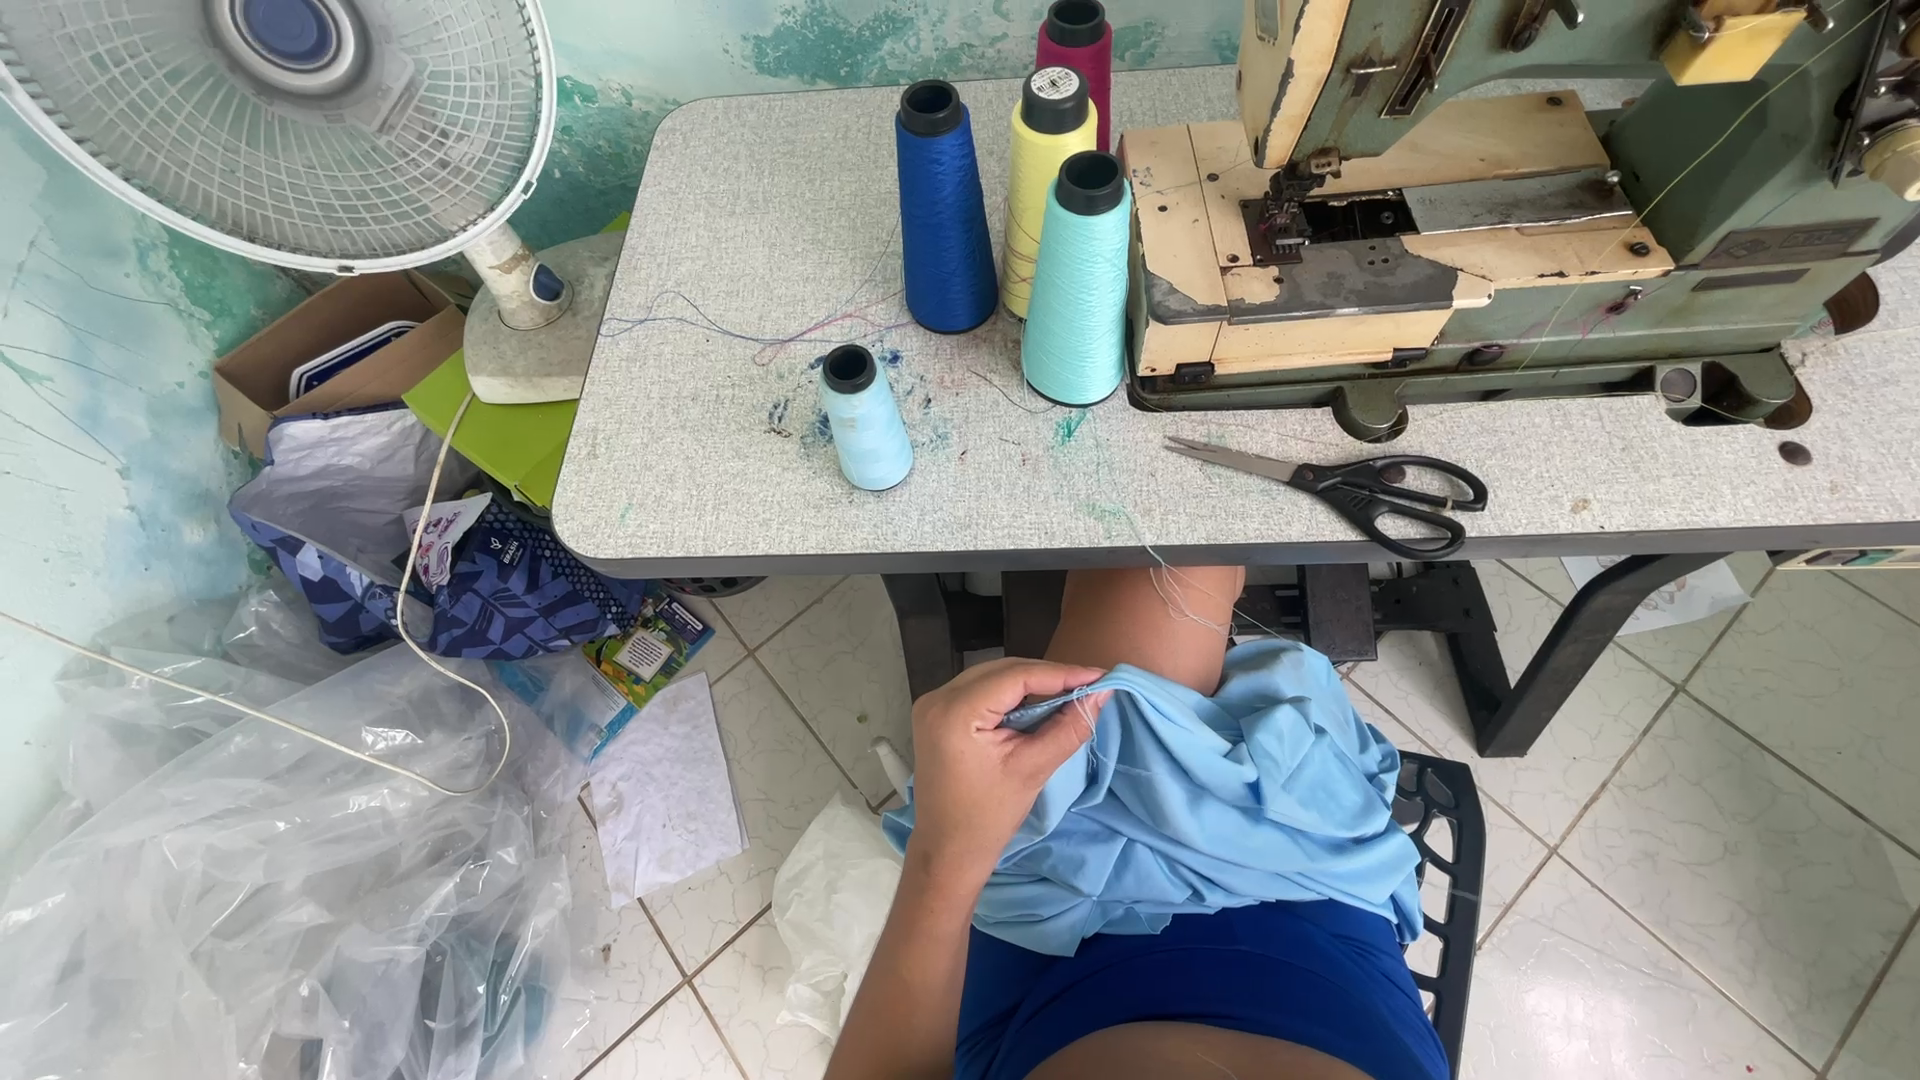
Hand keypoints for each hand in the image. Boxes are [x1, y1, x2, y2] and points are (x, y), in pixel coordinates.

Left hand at [906, 658, 1109, 882]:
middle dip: (1046, 676)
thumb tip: (1102, 693)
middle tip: (1088, 684)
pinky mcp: (936, 713)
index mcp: (954, 712)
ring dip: (1029, 683)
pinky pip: (980, 690)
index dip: (1060, 673)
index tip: (1099, 675)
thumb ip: (1069, 727)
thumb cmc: (988, 818)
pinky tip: (1036, 702)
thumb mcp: (1033, 769)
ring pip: (991, 677)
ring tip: (1068, 692)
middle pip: (1002, 671)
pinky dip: (1010, 694)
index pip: (1015, 676)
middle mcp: (937, 698)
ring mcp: (932, 703)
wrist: (947, 851)